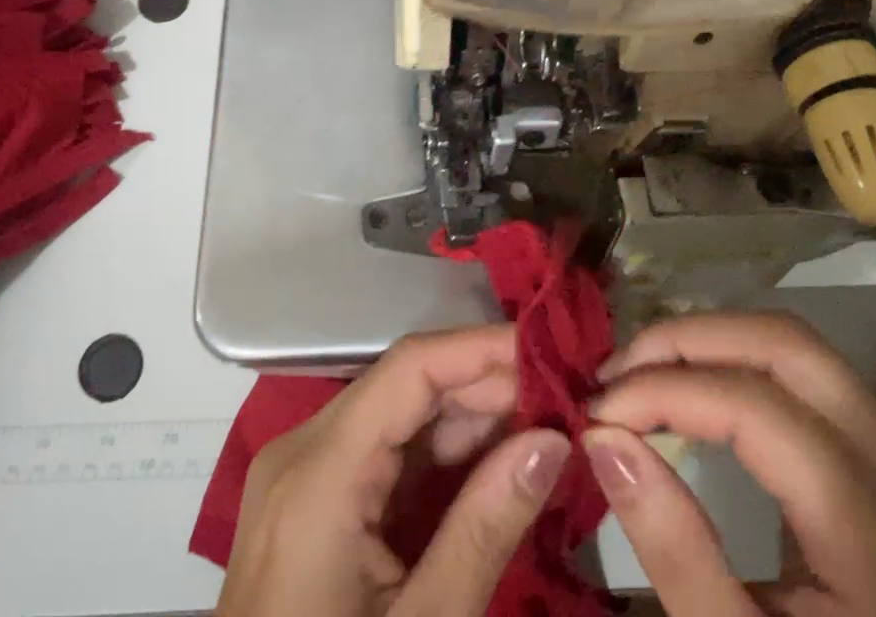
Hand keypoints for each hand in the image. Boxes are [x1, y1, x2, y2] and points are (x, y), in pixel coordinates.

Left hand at [216, 325, 569, 616]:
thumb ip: (486, 528)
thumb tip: (554, 441)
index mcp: (320, 470)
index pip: (409, 368)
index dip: (483, 347)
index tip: (554, 352)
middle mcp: (305, 450)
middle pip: (407, 389)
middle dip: (490, 390)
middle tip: (570, 406)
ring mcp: (306, 473)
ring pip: (403, 419)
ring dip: (475, 425)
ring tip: (552, 435)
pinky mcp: (315, 498)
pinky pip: (387, 456)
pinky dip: (446, 461)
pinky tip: (501, 470)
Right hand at [583, 312, 875, 616]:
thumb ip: (674, 549)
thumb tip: (604, 439)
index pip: (759, 408)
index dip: (665, 391)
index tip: (594, 417)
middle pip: (790, 346)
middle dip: (687, 341)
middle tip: (613, 376)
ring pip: (801, 351)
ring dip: (712, 346)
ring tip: (640, 379)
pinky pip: (808, 382)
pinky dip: (737, 368)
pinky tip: (690, 398)